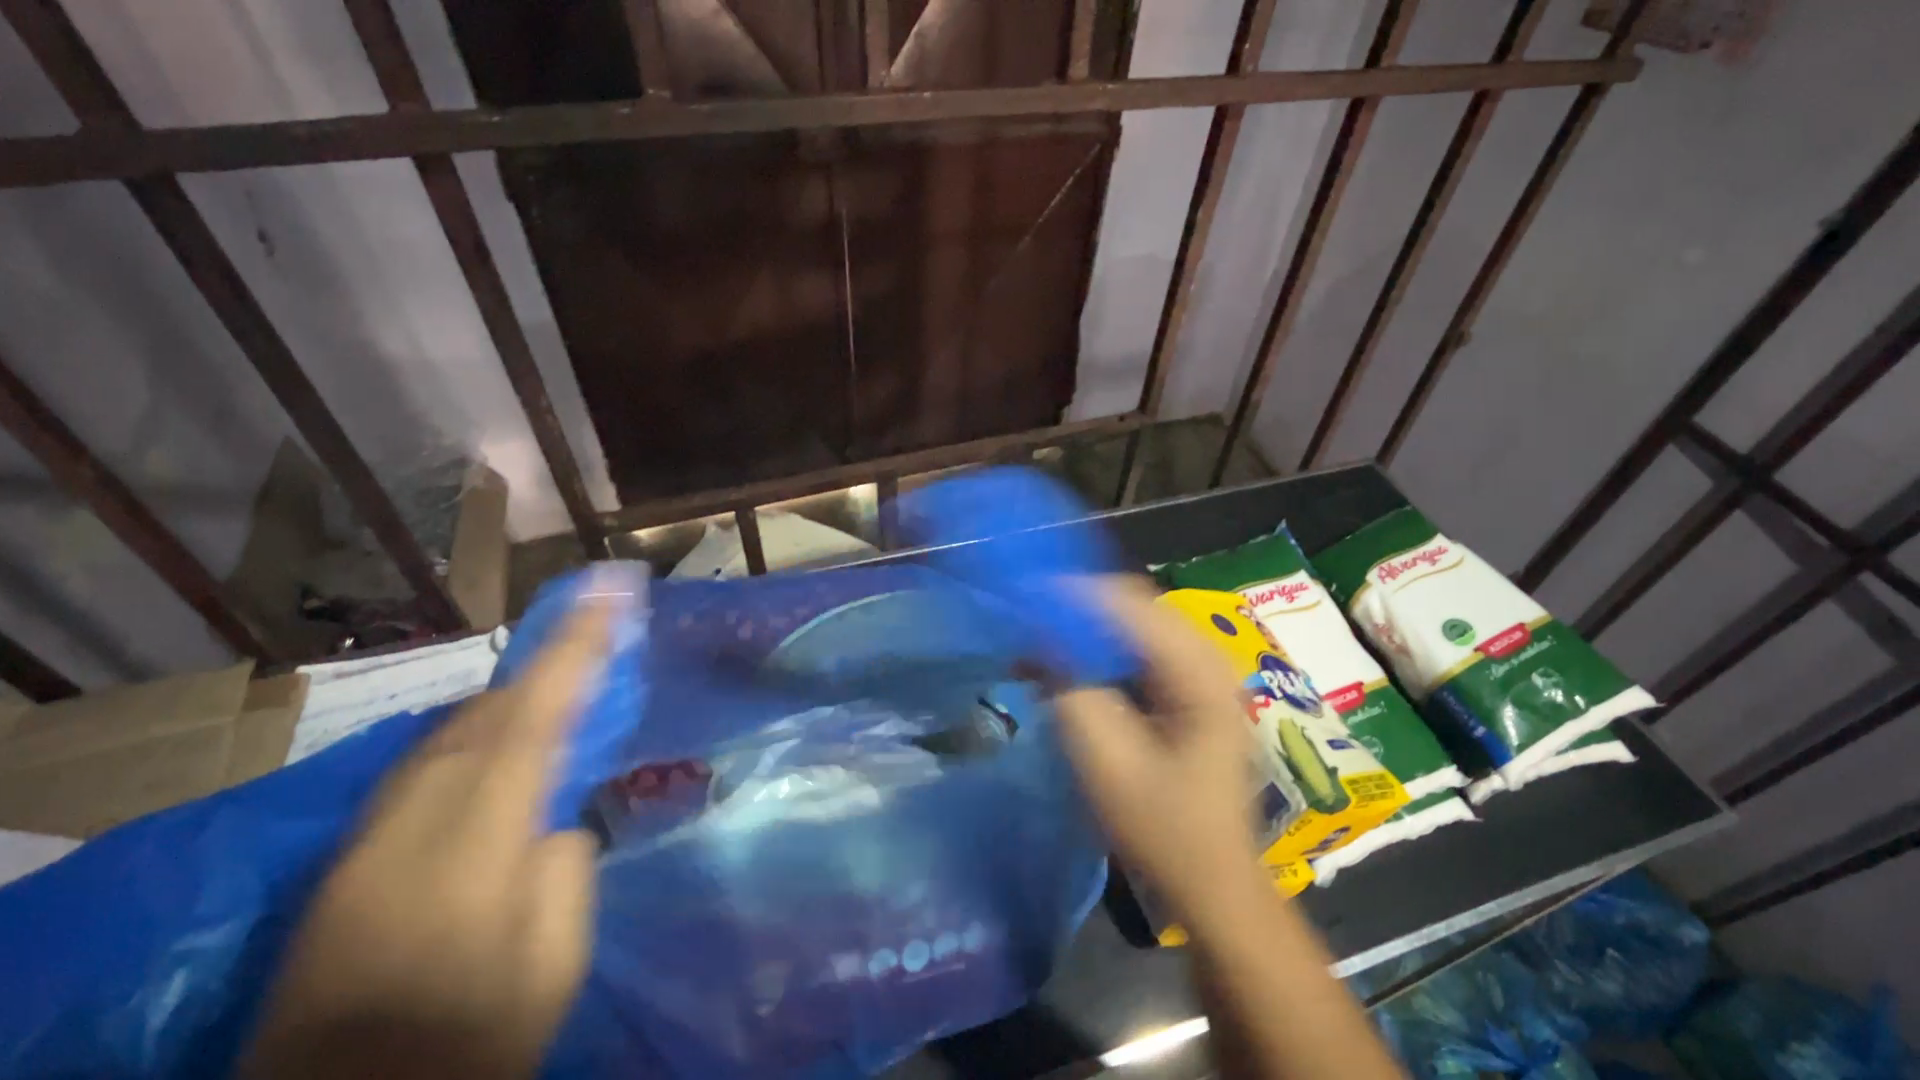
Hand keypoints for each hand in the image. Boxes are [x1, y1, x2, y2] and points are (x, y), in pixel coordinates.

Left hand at [244, 594, 623, 1079]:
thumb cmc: (467, 1043)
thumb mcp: (551, 972)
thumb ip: (565, 877)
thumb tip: (558, 820)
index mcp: (474, 846)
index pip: (533, 723)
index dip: (574, 651)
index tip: (605, 591)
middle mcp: (412, 822)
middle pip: (482, 719)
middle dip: (541, 669)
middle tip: (590, 630)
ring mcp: (367, 839)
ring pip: (444, 739)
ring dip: (504, 702)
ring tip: (552, 684)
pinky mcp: (344, 862)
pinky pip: (419, 770)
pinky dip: (466, 741)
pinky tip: (489, 750)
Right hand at [1053, 576, 1260, 920]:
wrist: (1212, 887)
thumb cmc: (1164, 831)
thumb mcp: (1107, 764)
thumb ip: (1072, 693)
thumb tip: (1040, 638)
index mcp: (1198, 673)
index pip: (1128, 604)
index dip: (1070, 597)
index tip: (1018, 605)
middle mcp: (1206, 661)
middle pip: (1131, 609)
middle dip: (1073, 614)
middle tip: (1021, 629)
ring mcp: (1199, 678)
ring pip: (1130, 630)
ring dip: (1081, 636)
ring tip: (1032, 653)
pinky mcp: (1186, 696)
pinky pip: (1134, 656)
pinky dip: (1095, 659)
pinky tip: (1061, 677)